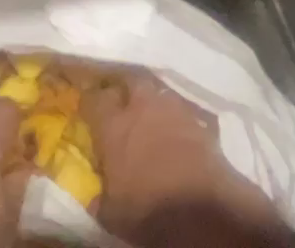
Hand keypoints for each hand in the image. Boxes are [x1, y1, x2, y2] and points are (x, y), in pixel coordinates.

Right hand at [79, 69, 294, 247]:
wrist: (204, 213)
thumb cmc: (149, 211)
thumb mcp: (114, 214)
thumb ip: (101, 197)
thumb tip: (94, 199)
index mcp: (113, 126)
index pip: (95, 98)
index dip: (91, 101)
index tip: (90, 109)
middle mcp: (142, 109)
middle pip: (132, 80)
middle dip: (127, 88)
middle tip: (125, 103)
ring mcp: (176, 113)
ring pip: (162, 93)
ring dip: (157, 102)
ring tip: (155, 116)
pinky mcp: (203, 125)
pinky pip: (187, 113)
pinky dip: (182, 120)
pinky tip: (181, 133)